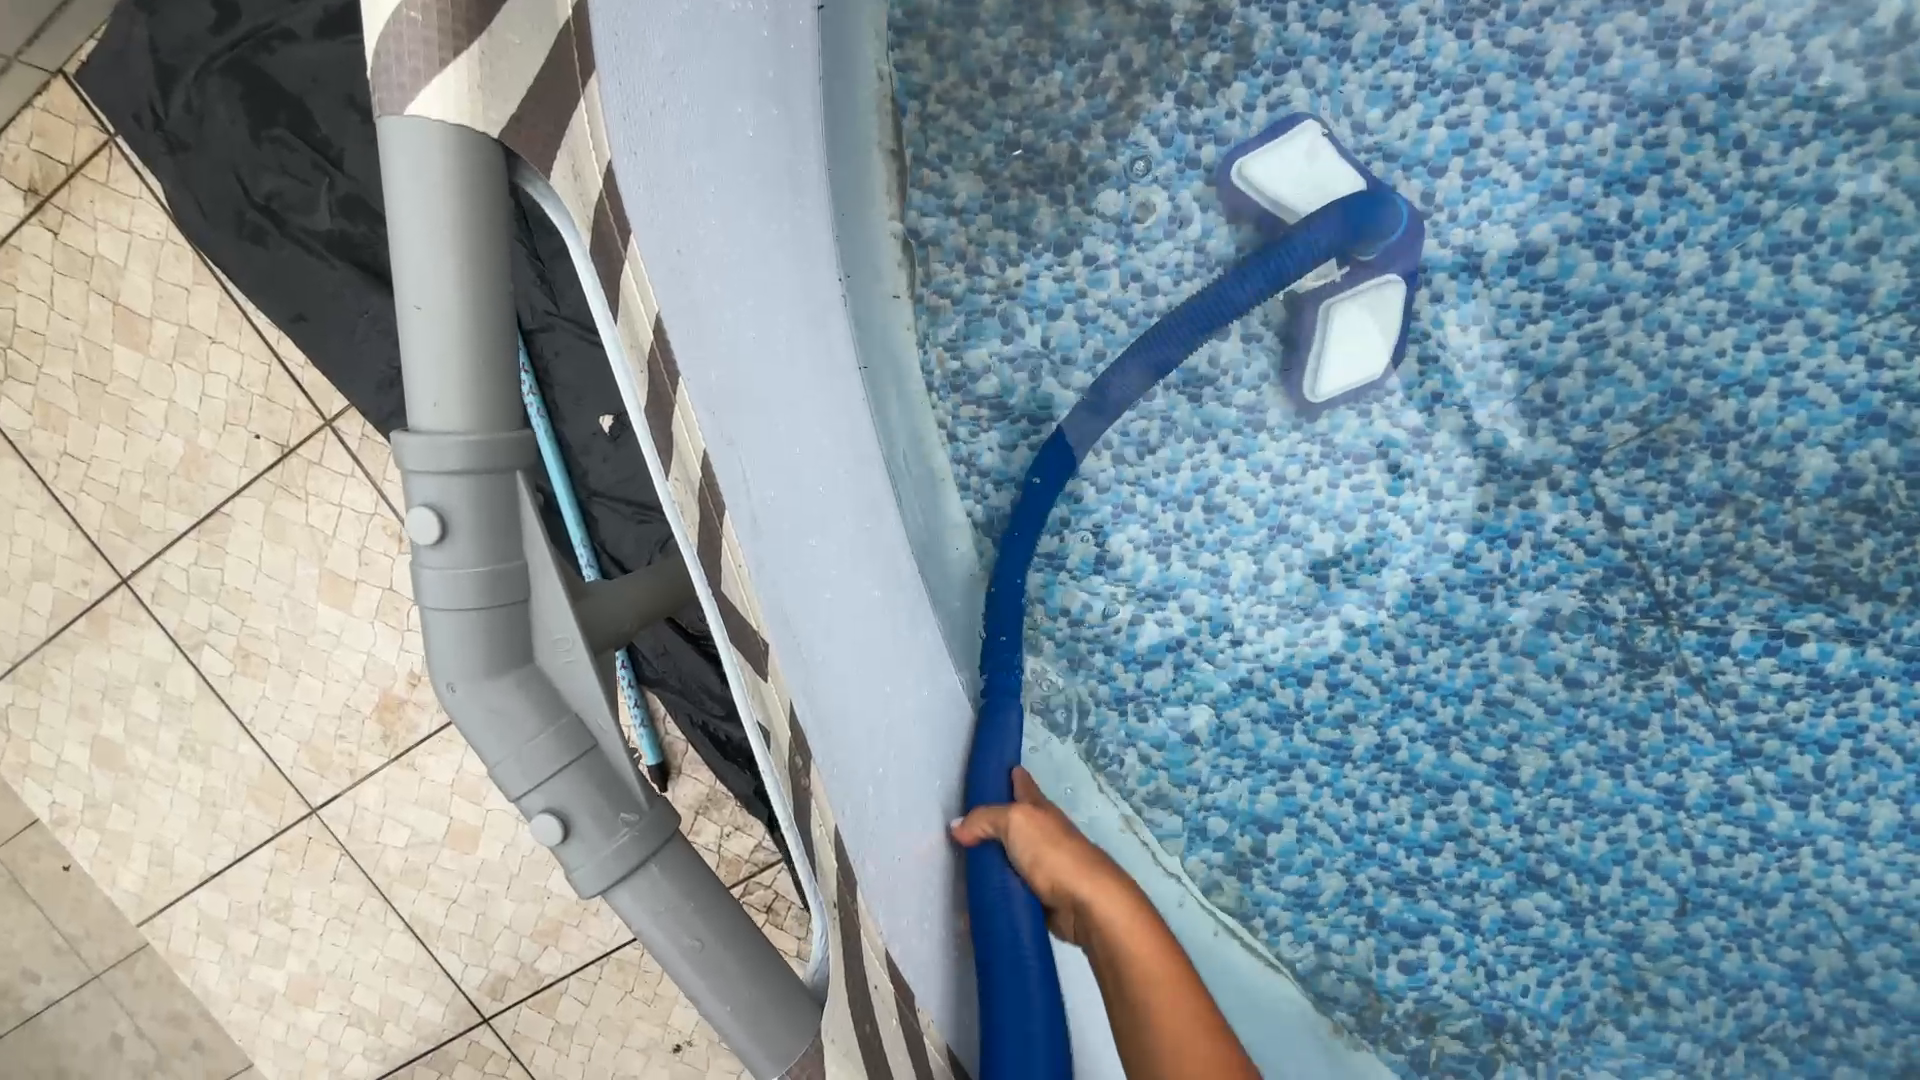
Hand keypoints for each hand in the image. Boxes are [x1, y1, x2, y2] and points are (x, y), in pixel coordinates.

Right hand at [950, 766, 1141, 947]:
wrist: (1086, 903)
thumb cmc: (1053, 853)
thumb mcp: (1015, 822)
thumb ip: (984, 820)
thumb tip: (957, 827)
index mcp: (1038, 809)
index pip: (1023, 785)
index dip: (1012, 775)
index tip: (1000, 767)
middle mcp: (1040, 833)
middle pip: (1011, 823)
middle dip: (990, 822)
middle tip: (958, 823)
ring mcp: (1040, 866)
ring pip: (1007, 857)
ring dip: (988, 860)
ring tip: (958, 861)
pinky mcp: (1037, 896)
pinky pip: (1007, 888)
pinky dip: (992, 889)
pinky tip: (972, 893)